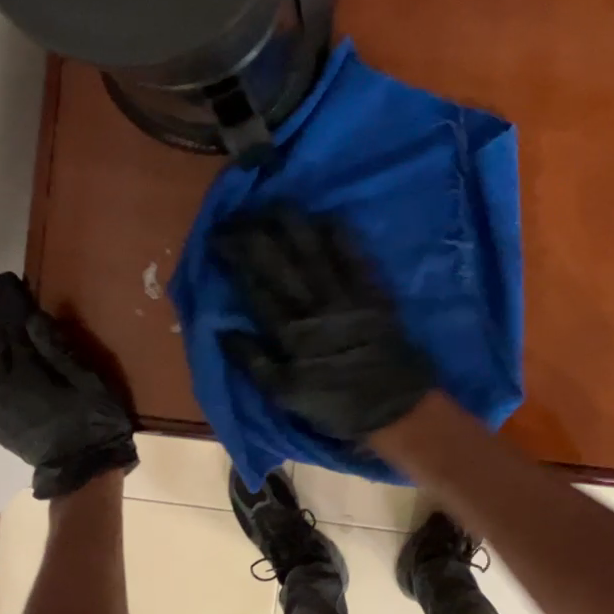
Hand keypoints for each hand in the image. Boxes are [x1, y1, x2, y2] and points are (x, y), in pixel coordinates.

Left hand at [0, 272, 137, 498]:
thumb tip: (30, 316)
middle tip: (4, 293)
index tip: (7, 279)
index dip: (10, 302)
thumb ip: (56, 347)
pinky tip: (9, 362)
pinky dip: (0, 367)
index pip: (10, 327)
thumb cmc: (93, 418)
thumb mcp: (86, 377)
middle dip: (0, 317)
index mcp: (21, 373)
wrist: (83, 471)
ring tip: (6, 323)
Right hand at [211, 207, 434, 440]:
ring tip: (271, 205)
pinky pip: (353, 255)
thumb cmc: (335, 404)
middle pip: (278, 259)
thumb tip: (221, 330)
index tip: (217, 239)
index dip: (233, 257)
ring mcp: (344, 295)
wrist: (396, 408)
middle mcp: (313, 306)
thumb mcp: (283, 394)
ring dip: (290, 223)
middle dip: (253, 231)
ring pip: (312, 249)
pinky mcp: (371, 291)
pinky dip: (338, 234)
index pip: (253, 284)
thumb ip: (251, 361)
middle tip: (236, 215)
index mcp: (288, 332)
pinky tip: (322, 215)